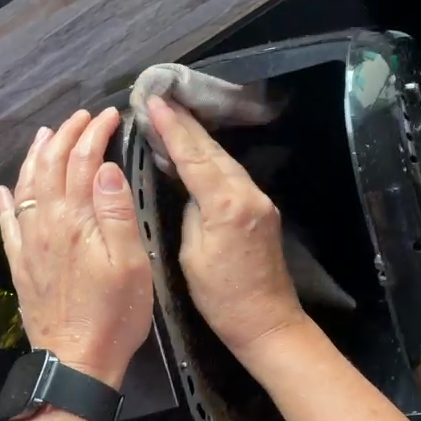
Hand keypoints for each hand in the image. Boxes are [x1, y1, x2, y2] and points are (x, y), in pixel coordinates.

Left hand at [0, 109, 152, 387]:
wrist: (75, 361)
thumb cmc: (114, 313)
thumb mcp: (131, 262)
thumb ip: (116, 211)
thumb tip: (105, 166)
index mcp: (75, 220)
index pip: (83, 161)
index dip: (96, 133)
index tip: (111, 115)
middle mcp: (45, 223)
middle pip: (51, 165)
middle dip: (67, 134)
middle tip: (83, 116)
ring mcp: (28, 243)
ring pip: (26, 186)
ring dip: (37, 155)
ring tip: (47, 134)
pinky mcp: (19, 263)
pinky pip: (6, 222)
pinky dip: (4, 198)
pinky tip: (3, 187)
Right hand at [144, 96, 310, 359]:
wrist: (267, 322)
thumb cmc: (221, 297)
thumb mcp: (190, 255)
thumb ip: (190, 211)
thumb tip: (187, 186)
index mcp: (226, 203)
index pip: (194, 155)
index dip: (172, 127)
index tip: (154, 101)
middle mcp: (248, 192)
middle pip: (212, 150)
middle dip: (185, 123)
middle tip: (160, 99)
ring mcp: (259, 199)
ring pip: (223, 159)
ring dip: (198, 138)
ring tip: (172, 117)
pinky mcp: (261, 209)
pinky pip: (231, 173)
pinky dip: (210, 158)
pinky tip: (196, 151)